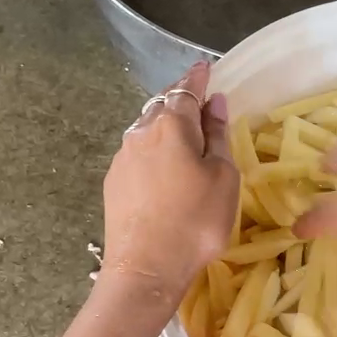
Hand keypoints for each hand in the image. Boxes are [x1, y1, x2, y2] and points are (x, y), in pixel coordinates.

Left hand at [100, 62, 239, 313]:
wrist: (145, 269)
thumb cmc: (196, 221)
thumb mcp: (223, 177)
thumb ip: (218, 136)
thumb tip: (214, 104)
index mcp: (171, 125)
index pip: (185, 90)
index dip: (198, 77)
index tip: (206, 66)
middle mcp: (140, 133)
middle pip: (161, 105)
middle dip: (179, 97)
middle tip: (196, 95)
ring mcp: (122, 158)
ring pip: (146, 128)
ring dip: (164, 123)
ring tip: (181, 129)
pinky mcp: (113, 182)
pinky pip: (137, 153)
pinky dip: (152, 148)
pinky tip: (162, 163)